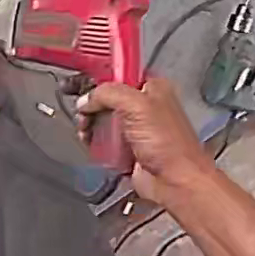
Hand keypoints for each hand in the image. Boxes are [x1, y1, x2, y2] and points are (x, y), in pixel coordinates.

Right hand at [78, 76, 218, 204]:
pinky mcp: (127, 148)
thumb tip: (86, 99)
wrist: (175, 182)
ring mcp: (135, 128)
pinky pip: (103, 140)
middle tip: (82, 112)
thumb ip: (107, 94)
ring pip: (102, 119)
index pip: (119, 72)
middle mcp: (144, 106)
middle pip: (106, 97)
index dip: (99, 76)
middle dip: (90, 104)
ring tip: (85, 131)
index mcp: (152, 88)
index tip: (80, 82)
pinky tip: (90, 143)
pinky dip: (94, 141)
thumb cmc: (168, 144)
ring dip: (89, 124)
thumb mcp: (137, 105)